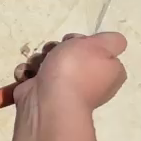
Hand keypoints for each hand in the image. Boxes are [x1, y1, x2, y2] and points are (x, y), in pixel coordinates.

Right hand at [12, 32, 127, 113]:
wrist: (49, 99)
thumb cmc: (75, 70)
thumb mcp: (100, 46)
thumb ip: (112, 40)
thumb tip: (112, 43)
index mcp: (108, 73)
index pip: (98, 51)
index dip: (84, 43)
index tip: (76, 44)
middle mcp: (90, 82)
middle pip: (70, 54)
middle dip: (57, 49)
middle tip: (55, 53)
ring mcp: (65, 88)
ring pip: (49, 62)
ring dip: (40, 59)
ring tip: (39, 65)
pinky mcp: (44, 92)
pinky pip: (35, 74)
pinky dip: (29, 72)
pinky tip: (30, 75)